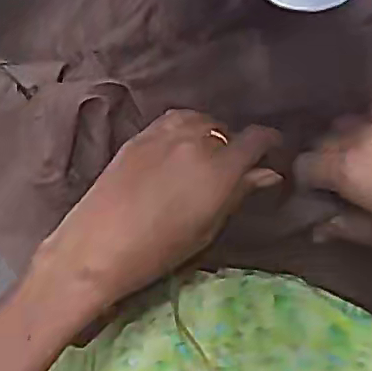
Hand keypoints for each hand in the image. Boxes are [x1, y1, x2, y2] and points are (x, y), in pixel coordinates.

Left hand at [29, 109, 282, 314]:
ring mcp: (164, 133)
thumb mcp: (207, 227)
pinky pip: (173, 120)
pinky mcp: (139, 135)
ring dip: (209, 131)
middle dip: (236, 143)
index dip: (270, 142)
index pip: (256, 139)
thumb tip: (267, 174)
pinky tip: (179, 147)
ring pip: (199, 119)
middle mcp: (195, 140)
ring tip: (207, 153)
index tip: (274, 150)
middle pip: (226, 129)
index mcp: (219, 167)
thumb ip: (238, 193)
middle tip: (235, 166)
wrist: (96, 246)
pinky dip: (184, 128)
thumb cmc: (158, 251)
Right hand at [294, 110, 371, 300]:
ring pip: (356, 122)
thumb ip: (348, 227)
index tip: (317, 197)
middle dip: (326, 159)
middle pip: (326, 138)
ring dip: (352, 141)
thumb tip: (321, 226)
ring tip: (370, 164)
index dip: (306, 182)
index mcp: (348, 166)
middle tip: (341, 184)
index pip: (304, 163)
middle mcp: (366, 133)